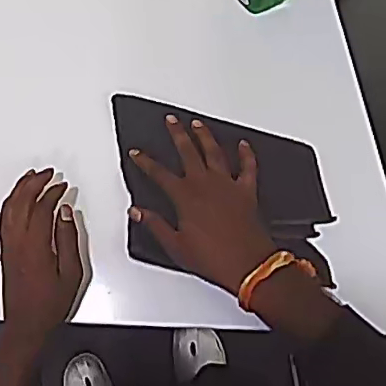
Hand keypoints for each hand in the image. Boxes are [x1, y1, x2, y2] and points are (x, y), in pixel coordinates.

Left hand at [0, 168, 83, 350]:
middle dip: (35, 183)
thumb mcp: (71, 272)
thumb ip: (69, 239)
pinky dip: (11, 202)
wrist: (26, 324)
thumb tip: (66, 213)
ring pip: (10, 208)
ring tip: (31, 177)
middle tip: (48, 174)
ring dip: (20, 189)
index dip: (53, 193)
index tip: (62, 186)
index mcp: (35, 245)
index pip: (42, 208)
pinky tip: (18, 198)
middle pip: (22, 202)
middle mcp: (17, 242)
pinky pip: (5, 218)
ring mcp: (8, 245)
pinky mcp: (5, 250)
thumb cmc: (49, 303)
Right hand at [127, 115, 278, 294]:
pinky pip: (247, 166)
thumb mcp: (176, 245)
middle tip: (171, 121)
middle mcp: (205, 184)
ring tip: (197, 123)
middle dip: (177, 134)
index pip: (159, 173)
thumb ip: (155, 224)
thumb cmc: (213, 257)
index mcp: (185, 197)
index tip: (137, 153)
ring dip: (205, 135)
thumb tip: (138, 212)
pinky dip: (246, 154)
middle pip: (188, 151)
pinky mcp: (246, 191)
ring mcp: (227, 185)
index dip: (145, 161)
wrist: (248, 265)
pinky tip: (243, 144)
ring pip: (214, 151)